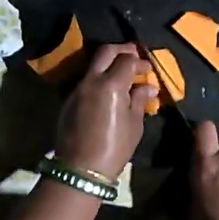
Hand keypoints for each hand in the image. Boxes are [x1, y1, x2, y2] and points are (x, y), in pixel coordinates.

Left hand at [54, 43, 154, 179]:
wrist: (81, 169)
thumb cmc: (114, 147)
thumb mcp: (134, 125)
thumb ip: (139, 100)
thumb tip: (148, 87)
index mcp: (111, 85)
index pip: (127, 60)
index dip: (140, 61)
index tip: (148, 69)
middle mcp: (91, 80)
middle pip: (106, 51)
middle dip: (122, 50)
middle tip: (134, 56)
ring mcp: (78, 88)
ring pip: (93, 64)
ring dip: (109, 63)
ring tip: (122, 73)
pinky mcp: (69, 99)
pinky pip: (86, 79)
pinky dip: (99, 77)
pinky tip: (108, 89)